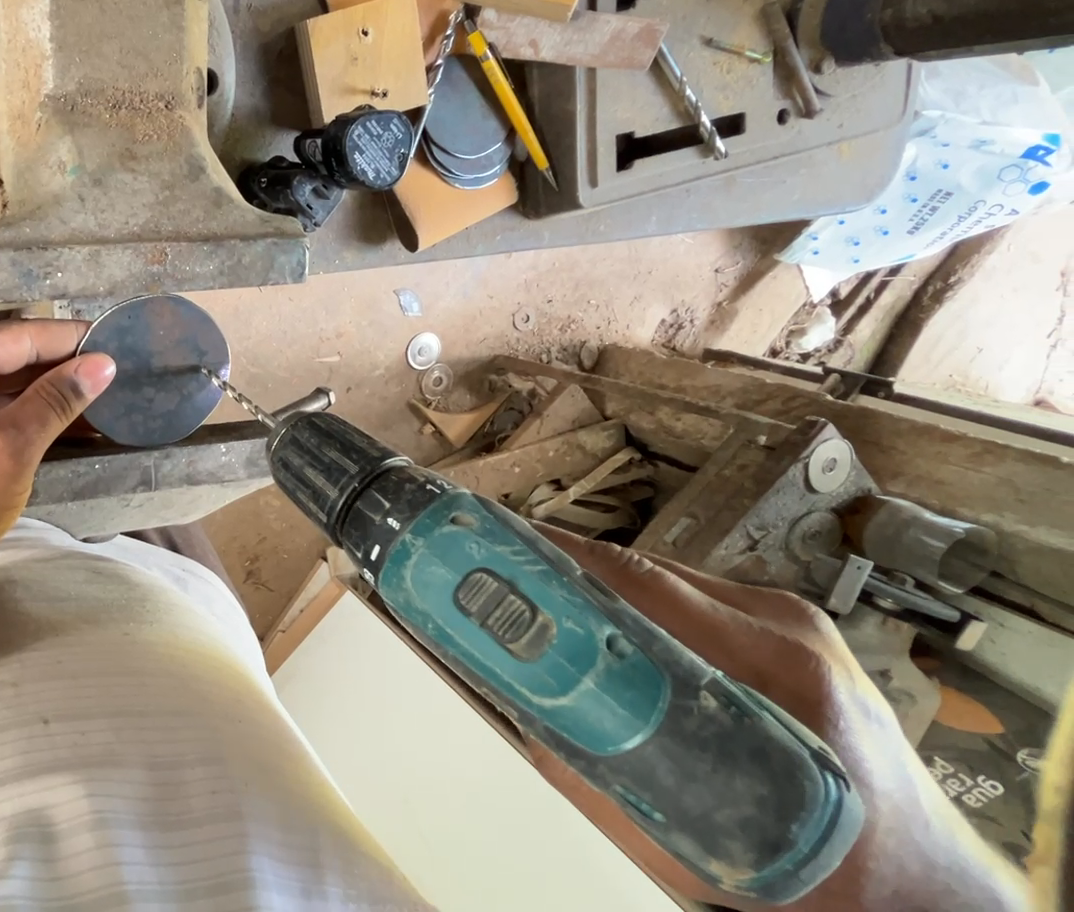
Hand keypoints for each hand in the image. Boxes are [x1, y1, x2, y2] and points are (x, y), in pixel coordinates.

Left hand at [0, 320, 115, 594]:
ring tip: (102, 400)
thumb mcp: (8, 452)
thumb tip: (102, 364)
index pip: (17, 336)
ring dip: (44, 395)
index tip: (119, 341)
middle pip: (6, 357)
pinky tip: (62, 424)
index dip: (70, 340)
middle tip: (117, 374)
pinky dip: (19, 416)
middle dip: (60, 369)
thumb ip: (55, 400)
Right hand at [527, 526, 1026, 911]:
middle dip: (570, 572)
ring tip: (548, 606)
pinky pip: (693, 599)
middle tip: (507, 581)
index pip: (642, 582)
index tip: (504, 546)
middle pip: (645, 571)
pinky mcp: (791, 627)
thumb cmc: (817, 858)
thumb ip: (605, 785)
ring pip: (667, 580)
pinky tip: (613, 634)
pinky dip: (641, 608)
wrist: (918, 877)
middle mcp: (783, 623)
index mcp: (772, 663)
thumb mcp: (700, 838)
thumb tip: (529, 723)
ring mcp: (792, 619)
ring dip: (605, 590)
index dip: (563, 557)